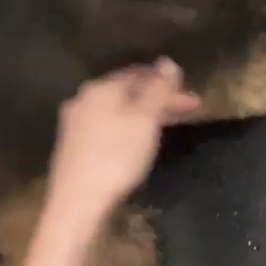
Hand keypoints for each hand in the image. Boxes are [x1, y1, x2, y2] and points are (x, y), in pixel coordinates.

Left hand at [46, 60, 199, 229]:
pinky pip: (109, 126)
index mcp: (101, 88)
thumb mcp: (145, 120)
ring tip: (169, 125)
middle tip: (189, 110)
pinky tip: (140, 139)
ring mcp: (76, 123)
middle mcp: (84, 98)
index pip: (140, 73)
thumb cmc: (116, 157)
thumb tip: (168, 62)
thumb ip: (159, 89)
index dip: (168, 81)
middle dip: (160, 99)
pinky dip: (130, 127)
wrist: (76, 203)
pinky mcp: (74, 145)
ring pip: (119, 110)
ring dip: (147, 114)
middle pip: (129, 92)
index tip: (191, 94)